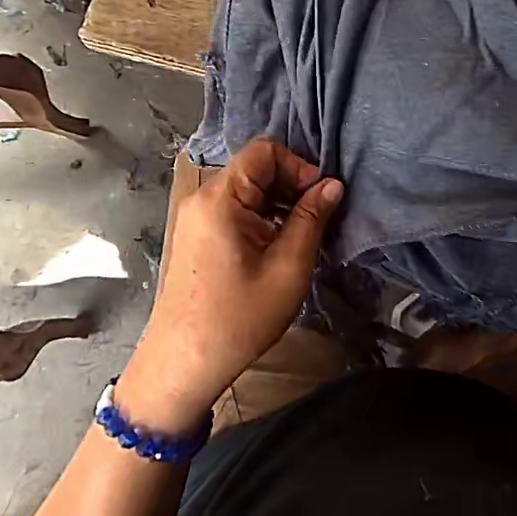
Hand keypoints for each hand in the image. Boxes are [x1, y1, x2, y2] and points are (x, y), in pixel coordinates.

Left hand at [116, 139, 342, 435]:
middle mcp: (202, 197)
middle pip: (254, 168)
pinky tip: (277, 248)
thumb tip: (333, 184)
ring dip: (278, 204)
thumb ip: (312, 219)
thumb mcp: (287, 268)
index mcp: (220, 198)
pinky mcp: (196, 235)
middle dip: (291, 186)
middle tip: (316, 221)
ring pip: (246, 190)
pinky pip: (234, 210)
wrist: (183, 364)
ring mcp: (195, 216)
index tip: (320, 200)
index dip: (299, 167)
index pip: (264, 151)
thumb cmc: (238, 318)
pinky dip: (261, 218)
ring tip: (300, 238)